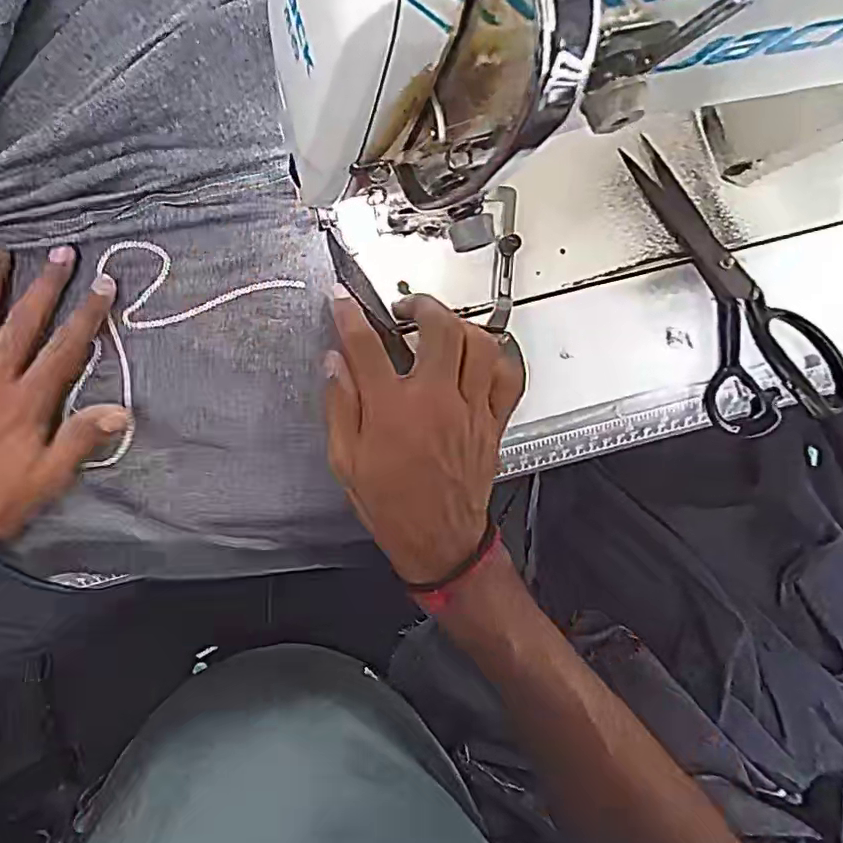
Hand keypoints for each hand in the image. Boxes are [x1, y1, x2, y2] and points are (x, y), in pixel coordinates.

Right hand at [323, 288, 524, 584]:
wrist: (439, 540)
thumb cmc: (391, 505)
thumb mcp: (346, 460)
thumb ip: (339, 406)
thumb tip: (335, 365)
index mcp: (391, 410)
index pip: (366, 345)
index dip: (349, 316)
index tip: (341, 302)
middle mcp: (435, 402)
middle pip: (438, 329)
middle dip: (419, 305)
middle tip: (404, 307)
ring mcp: (469, 409)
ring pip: (478, 343)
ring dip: (458, 323)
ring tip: (440, 323)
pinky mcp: (492, 421)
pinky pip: (507, 375)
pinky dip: (496, 355)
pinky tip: (478, 354)